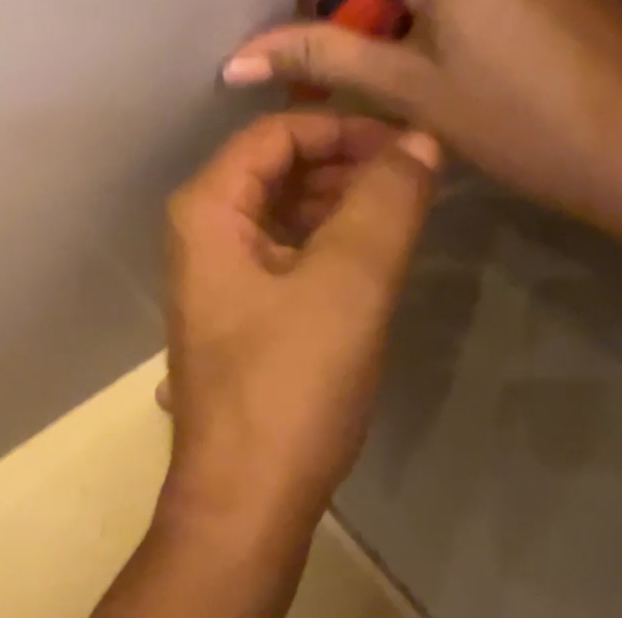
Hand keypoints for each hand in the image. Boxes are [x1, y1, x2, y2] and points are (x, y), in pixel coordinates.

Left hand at [159, 112, 439, 519]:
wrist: (246, 495)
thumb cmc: (290, 383)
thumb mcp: (347, 285)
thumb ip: (384, 204)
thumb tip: (420, 140)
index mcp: (207, 207)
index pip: (274, 134)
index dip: (342, 126)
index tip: (411, 138)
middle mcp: (201, 227)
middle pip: (274, 165)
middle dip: (344, 159)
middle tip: (420, 168)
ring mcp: (216, 269)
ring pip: (282, 207)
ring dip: (340, 197)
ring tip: (410, 201)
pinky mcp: (239, 306)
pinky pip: (285, 247)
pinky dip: (329, 237)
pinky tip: (377, 246)